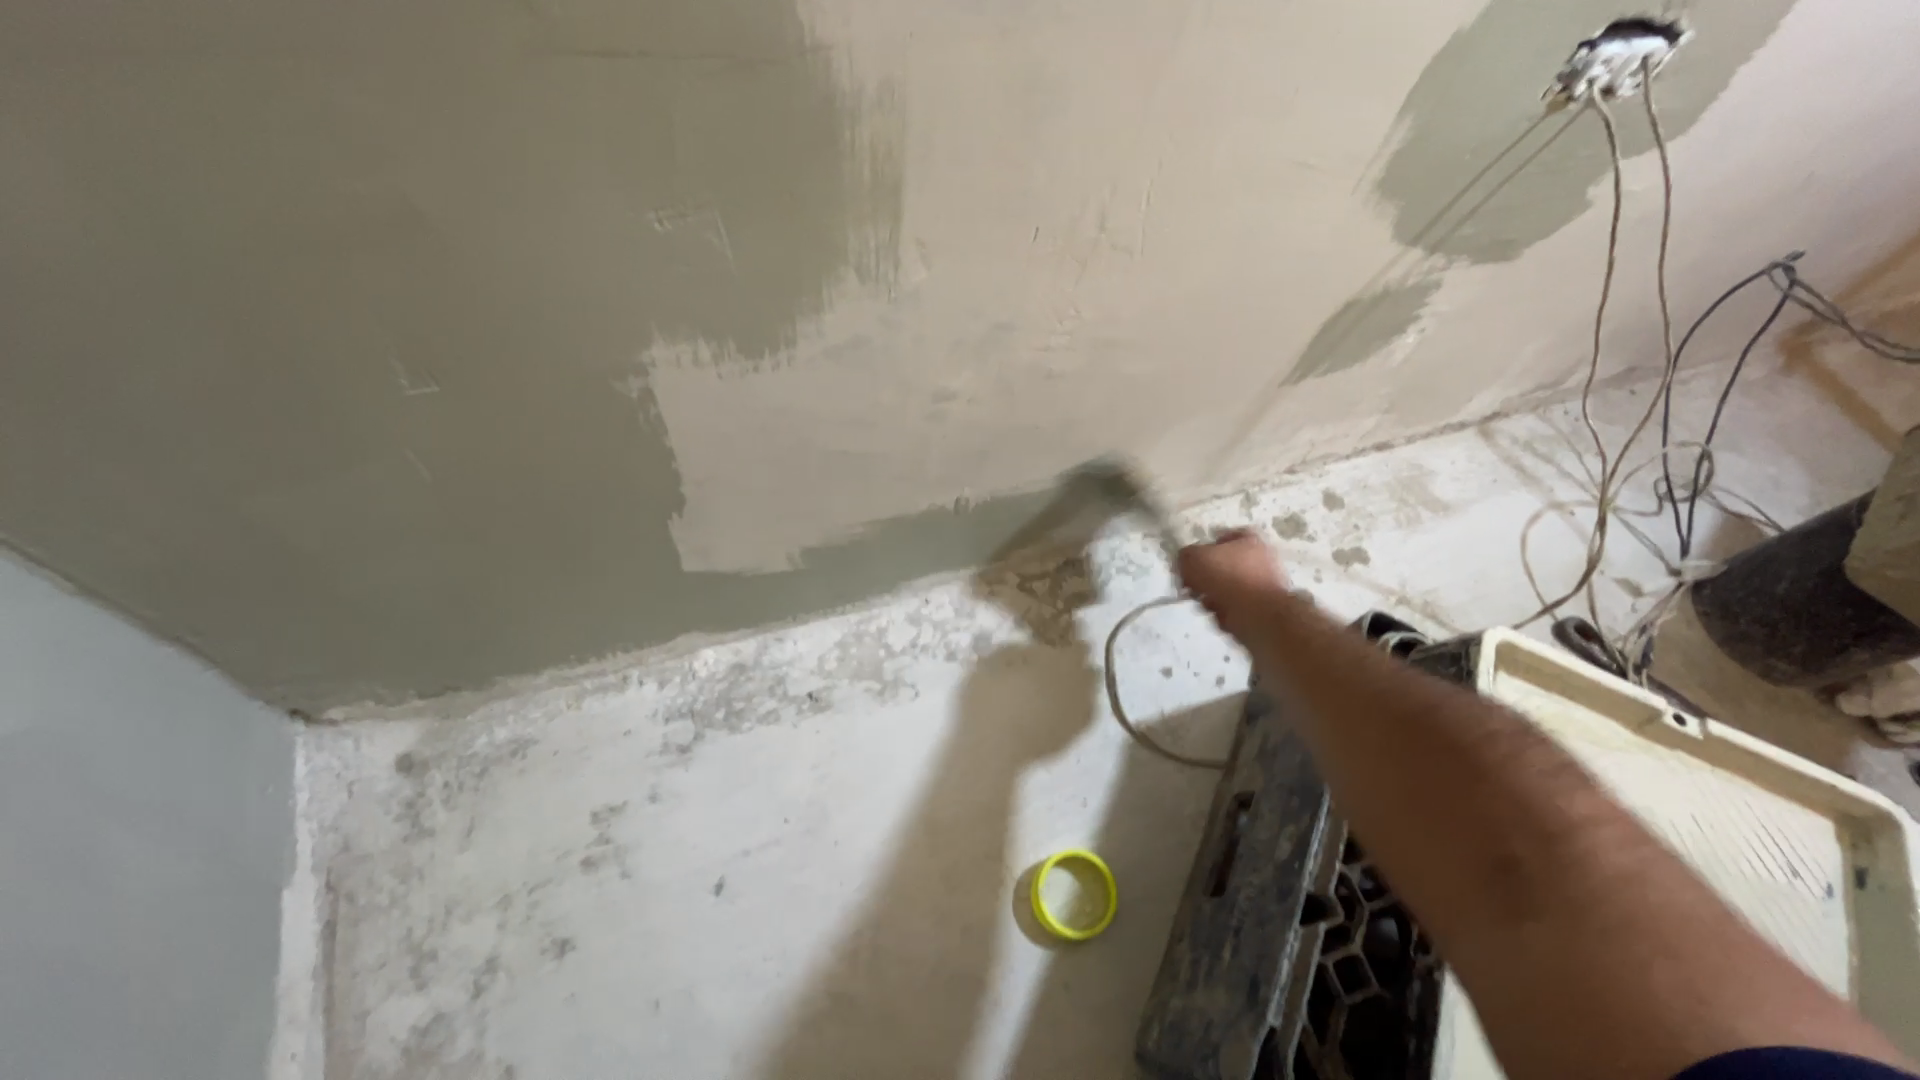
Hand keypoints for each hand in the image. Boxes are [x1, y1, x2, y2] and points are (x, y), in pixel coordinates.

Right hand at [1177, 530, 1289, 644]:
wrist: (1260, 614)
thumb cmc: (1228, 578)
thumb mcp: (1194, 558)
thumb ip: (1185, 556)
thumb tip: (1185, 562)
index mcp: (1249, 539)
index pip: (1222, 537)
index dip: (1203, 549)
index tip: (1191, 564)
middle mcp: (1262, 558)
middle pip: (1224, 566)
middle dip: (1205, 579)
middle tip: (1194, 587)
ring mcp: (1265, 584)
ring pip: (1228, 589)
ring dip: (1213, 597)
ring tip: (1207, 603)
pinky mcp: (1265, 608)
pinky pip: (1237, 607)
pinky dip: (1226, 612)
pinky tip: (1221, 615)